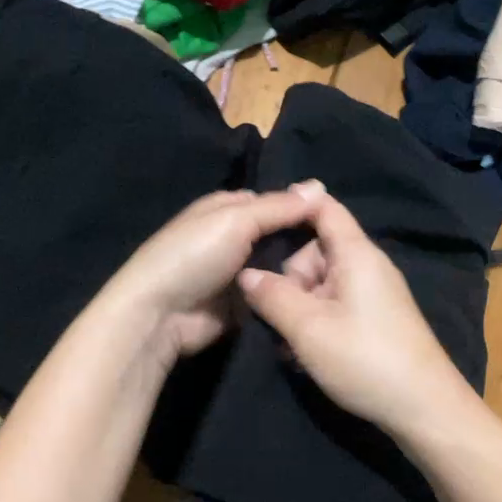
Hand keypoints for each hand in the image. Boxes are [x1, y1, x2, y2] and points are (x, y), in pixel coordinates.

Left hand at [92, 182, 326, 368]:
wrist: (160, 315)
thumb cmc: (193, 255)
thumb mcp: (236, 220)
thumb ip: (278, 206)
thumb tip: (320, 185)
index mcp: (226, 208)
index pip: (274, 202)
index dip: (302, 209)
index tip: (337, 219)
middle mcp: (232, 237)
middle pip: (280, 236)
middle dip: (304, 244)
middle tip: (341, 254)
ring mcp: (238, 273)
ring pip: (280, 267)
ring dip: (300, 272)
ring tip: (335, 277)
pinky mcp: (243, 305)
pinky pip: (273, 295)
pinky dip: (289, 296)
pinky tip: (318, 299)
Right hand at [236, 194, 472, 435]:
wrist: (424, 409)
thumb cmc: (365, 359)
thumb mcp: (308, 328)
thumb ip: (273, 296)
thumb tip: (245, 274)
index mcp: (356, 253)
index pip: (324, 207)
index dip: (294, 204)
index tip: (260, 219)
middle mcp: (368, 265)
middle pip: (316, 250)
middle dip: (291, 277)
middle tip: (284, 315)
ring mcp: (374, 293)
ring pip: (322, 282)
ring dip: (301, 307)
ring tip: (292, 343)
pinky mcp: (376, 319)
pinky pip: (336, 304)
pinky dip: (317, 321)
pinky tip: (306, 353)